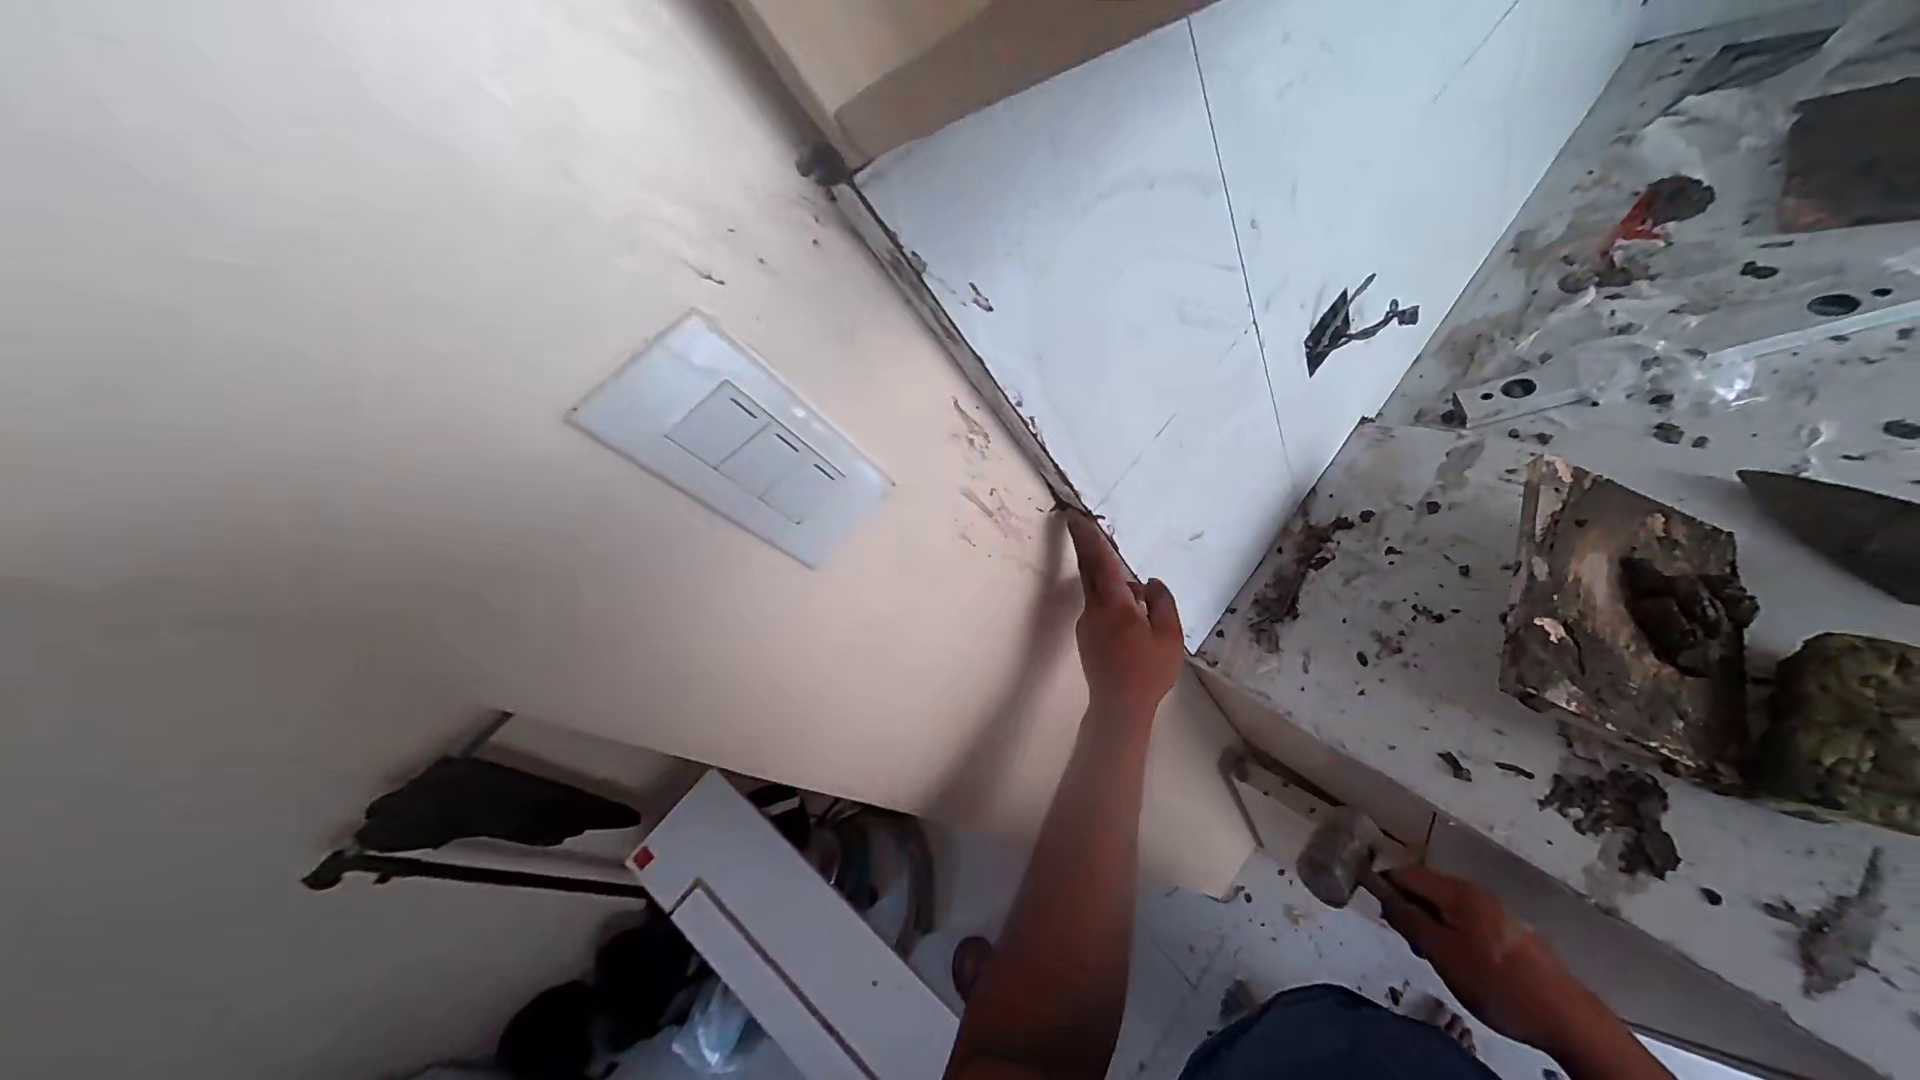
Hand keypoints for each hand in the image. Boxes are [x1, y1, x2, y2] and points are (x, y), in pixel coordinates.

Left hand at [1065, 511, 1183, 720]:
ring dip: (1113, 586)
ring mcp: (1086, 623)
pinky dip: (1113, 605)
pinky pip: (1100, 610)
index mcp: (1113, 604)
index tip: (1076, 518)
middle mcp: (1093, 609)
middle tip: (1079, 523)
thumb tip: (1148, 583)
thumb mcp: (1169, 635)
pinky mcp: (1085, 636)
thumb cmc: (1148, 671)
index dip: (1088, 538)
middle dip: (1086, 546)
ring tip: (1143, 612)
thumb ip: (1161, 602)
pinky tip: (1134, 628)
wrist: (1119, 707)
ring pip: (1098, 593)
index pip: (1098, 562)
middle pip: (1089, 571)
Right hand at [1377, 867, 1600, 1051]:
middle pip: (1427, 888)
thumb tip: (1383, 894)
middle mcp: (1477, 893)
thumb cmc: (1496, 984)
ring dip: (1431, 923)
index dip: (1385, 886)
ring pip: (1447, 906)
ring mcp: (1498, 912)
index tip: (1376, 909)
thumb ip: (1408, 920)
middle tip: (1408, 941)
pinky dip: (1453, 932)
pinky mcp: (1511, 933)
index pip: (1405, 873)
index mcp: (1458, 891)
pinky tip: (1461, 962)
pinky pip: (1467, 920)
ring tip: (1433, 955)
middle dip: (1410, 907)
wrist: (1569, 1020)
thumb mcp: (1441, 954)